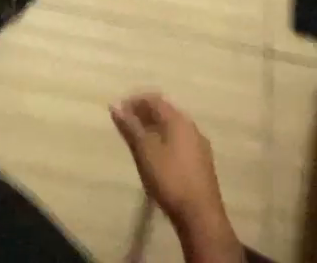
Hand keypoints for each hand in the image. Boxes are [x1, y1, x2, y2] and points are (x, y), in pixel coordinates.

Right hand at [111, 93, 238, 256]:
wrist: (200, 216)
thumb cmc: (169, 178)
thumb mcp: (144, 151)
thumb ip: (130, 127)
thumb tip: (115, 106)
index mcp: (179, 120)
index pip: (154, 99)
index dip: (134, 101)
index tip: (118, 110)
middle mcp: (192, 128)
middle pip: (165, 112)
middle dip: (144, 114)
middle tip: (125, 124)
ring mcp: (199, 146)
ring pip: (172, 128)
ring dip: (153, 128)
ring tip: (137, 139)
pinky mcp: (201, 162)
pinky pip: (179, 141)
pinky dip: (164, 140)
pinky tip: (155, 155)